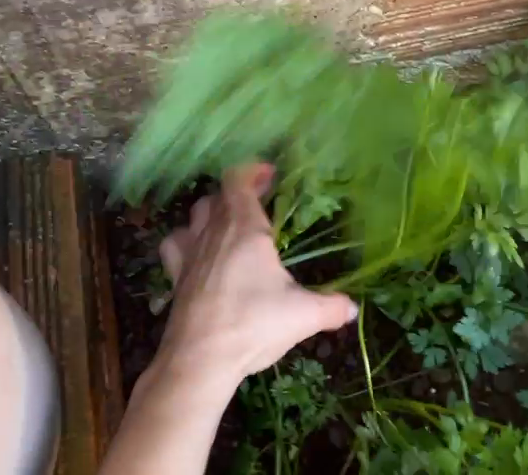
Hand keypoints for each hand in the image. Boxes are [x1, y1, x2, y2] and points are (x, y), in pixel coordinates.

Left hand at [154, 162, 357, 391]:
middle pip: (220, 195)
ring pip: (196, 214)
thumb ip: (330, 307)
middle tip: (259, 201)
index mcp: (245, 227)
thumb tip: (353, 308)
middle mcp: (214, 229)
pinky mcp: (175, 272)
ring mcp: (190, 249)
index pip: (238, 180)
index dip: (252, 171)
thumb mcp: (303, 316)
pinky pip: (174, 242)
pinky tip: (195, 250)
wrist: (201, 356)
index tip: (269, 174)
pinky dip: (185, 239)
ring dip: (212, 211)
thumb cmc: (254, 323)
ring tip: (230, 223)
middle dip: (239, 192)